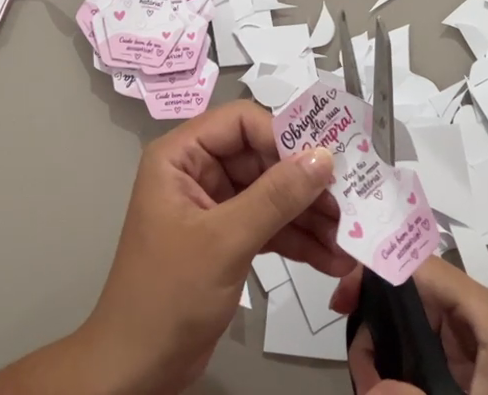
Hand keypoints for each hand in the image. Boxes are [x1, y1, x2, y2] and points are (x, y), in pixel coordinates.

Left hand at [79, 101, 354, 394]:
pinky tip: (332, 260)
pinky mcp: (227, 239)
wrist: (139, 364)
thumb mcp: (225, 241)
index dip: (283, 136)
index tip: (326, 161)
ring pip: (271, 194)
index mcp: (180, 156)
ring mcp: (213, 206)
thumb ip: (275, 196)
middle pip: (261, 158)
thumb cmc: (169, 293)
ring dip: (309, 216)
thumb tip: (322, 157)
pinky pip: (269, 226)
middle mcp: (196, 172)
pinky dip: (299, 240)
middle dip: (304, 183)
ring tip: (348, 239)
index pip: (240, 122)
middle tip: (348, 204)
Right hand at [335, 258, 487, 394]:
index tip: (340, 303)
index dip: (374, 274)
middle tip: (358, 370)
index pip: (420, 267)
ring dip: (392, 348)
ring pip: (425, 320)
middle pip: (418, 293)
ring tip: (372, 385)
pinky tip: (395, 386)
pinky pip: (441, 344)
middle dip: (379, 323)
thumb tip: (371, 389)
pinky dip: (413, 361)